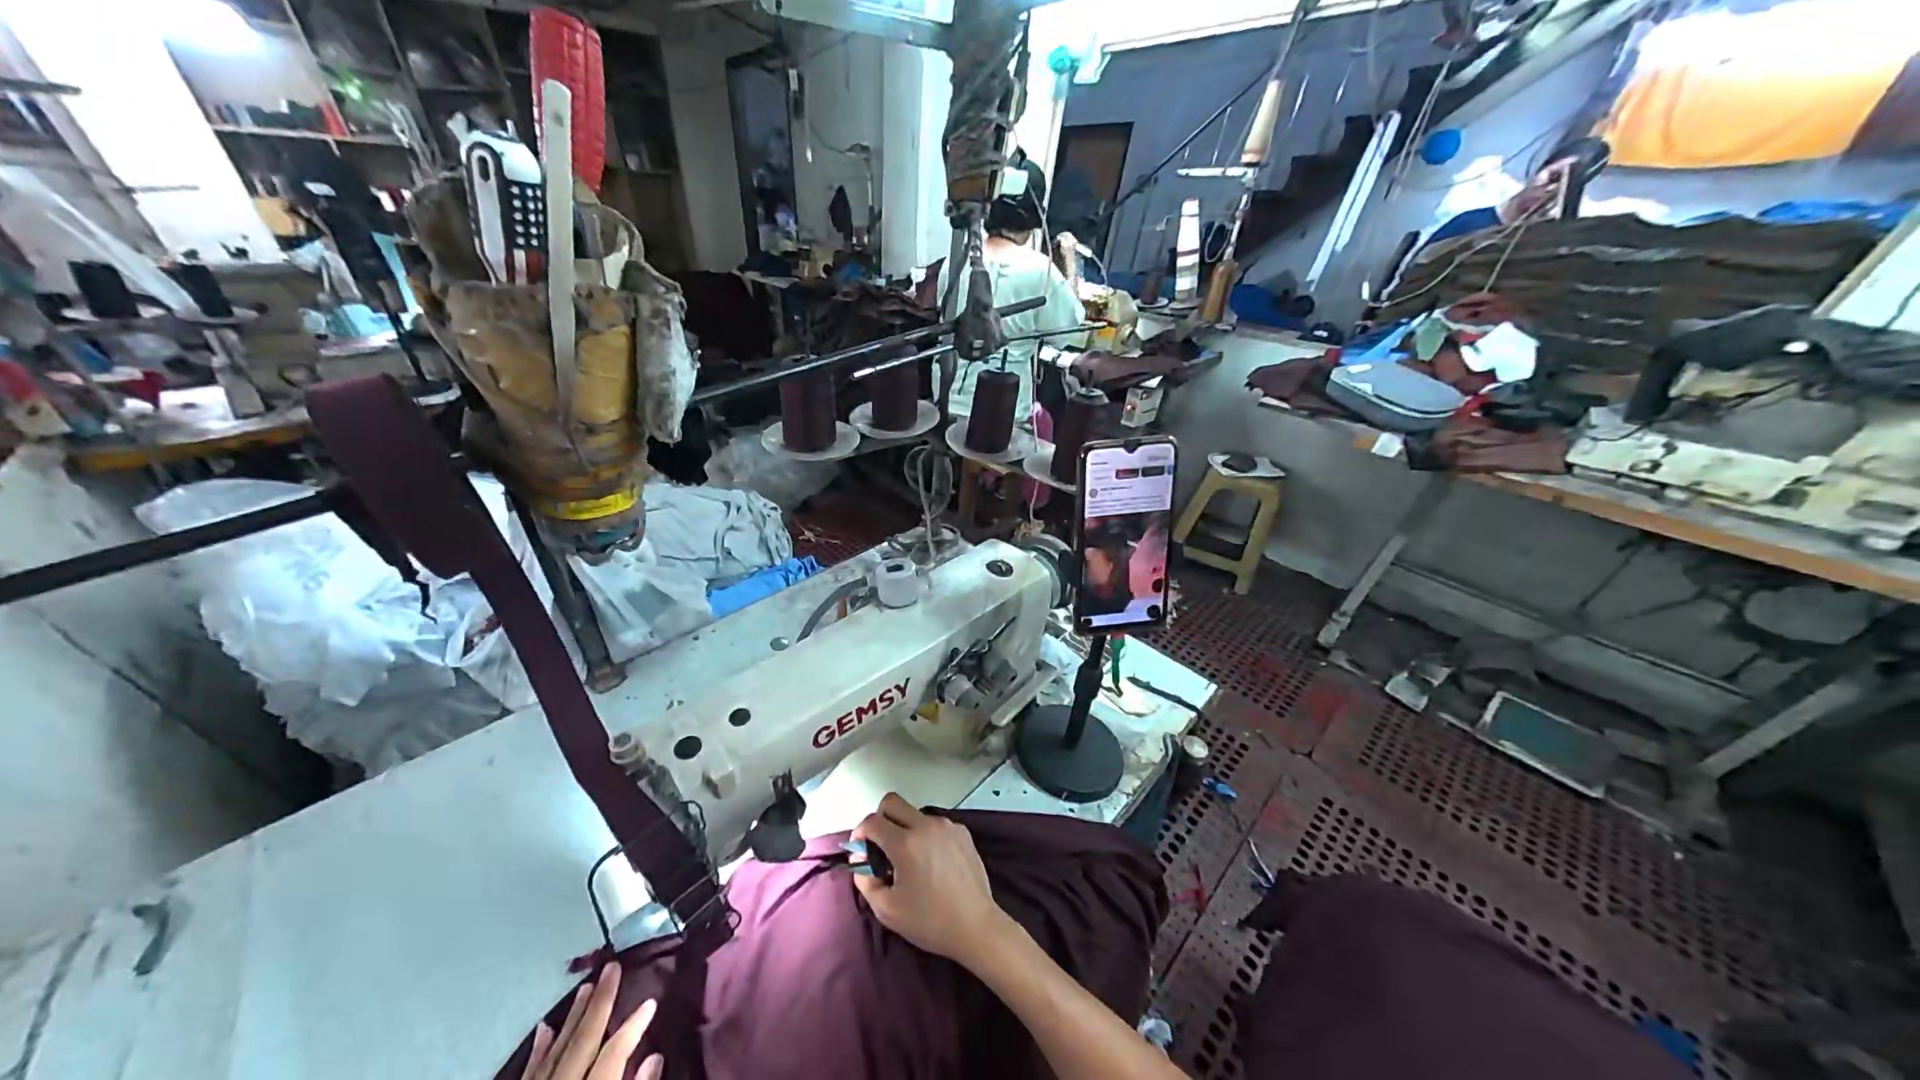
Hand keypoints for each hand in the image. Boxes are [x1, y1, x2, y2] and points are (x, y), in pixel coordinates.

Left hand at [521, 962, 664, 1079]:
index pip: (613, 1053)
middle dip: (600, 1002)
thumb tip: (654, 1057)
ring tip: (587, 987)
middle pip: (583, 1040)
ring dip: (573, 1016)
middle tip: (612, 967)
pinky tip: (544, 1028)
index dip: (633, 1026)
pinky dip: (539, 1047)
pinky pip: (530, 1070)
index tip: (651, 1002)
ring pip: (556, 1049)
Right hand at [851, 793, 1016, 969]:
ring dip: (904, 828)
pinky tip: (931, 861)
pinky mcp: (962, 832)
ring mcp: (947, 826)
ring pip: (914, 813)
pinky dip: (925, 835)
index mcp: (906, 843)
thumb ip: (865, 880)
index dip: (859, 833)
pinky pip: (935, 824)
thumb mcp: (886, 909)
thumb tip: (860, 858)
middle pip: (892, 802)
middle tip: (880, 846)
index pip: (872, 821)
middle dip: (880, 819)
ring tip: (909, 859)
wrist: (975, 926)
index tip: (860, 849)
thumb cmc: (929, 921)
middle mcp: (926, 826)